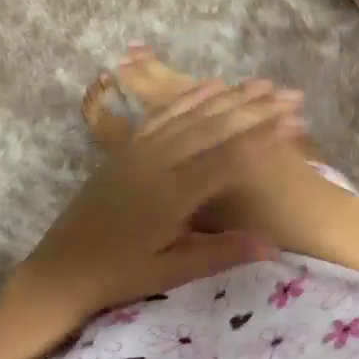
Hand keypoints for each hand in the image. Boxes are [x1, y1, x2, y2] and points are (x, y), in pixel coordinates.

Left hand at [7, 79, 302, 331]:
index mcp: (170, 195)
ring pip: (191, 114)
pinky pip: (163, 113)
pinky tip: (211, 85)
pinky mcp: (128, 146)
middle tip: (292, 96)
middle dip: (255, 109)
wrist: (63, 267)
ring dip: (229, 97)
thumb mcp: (170, 273)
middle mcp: (157, 162)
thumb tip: (272, 244)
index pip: (226, 160)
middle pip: (213, 128)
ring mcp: (140, 149)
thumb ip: (219, 254)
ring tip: (263, 84)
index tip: (295, 124)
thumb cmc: (120, 275)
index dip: (263, 140)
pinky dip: (190, 96)